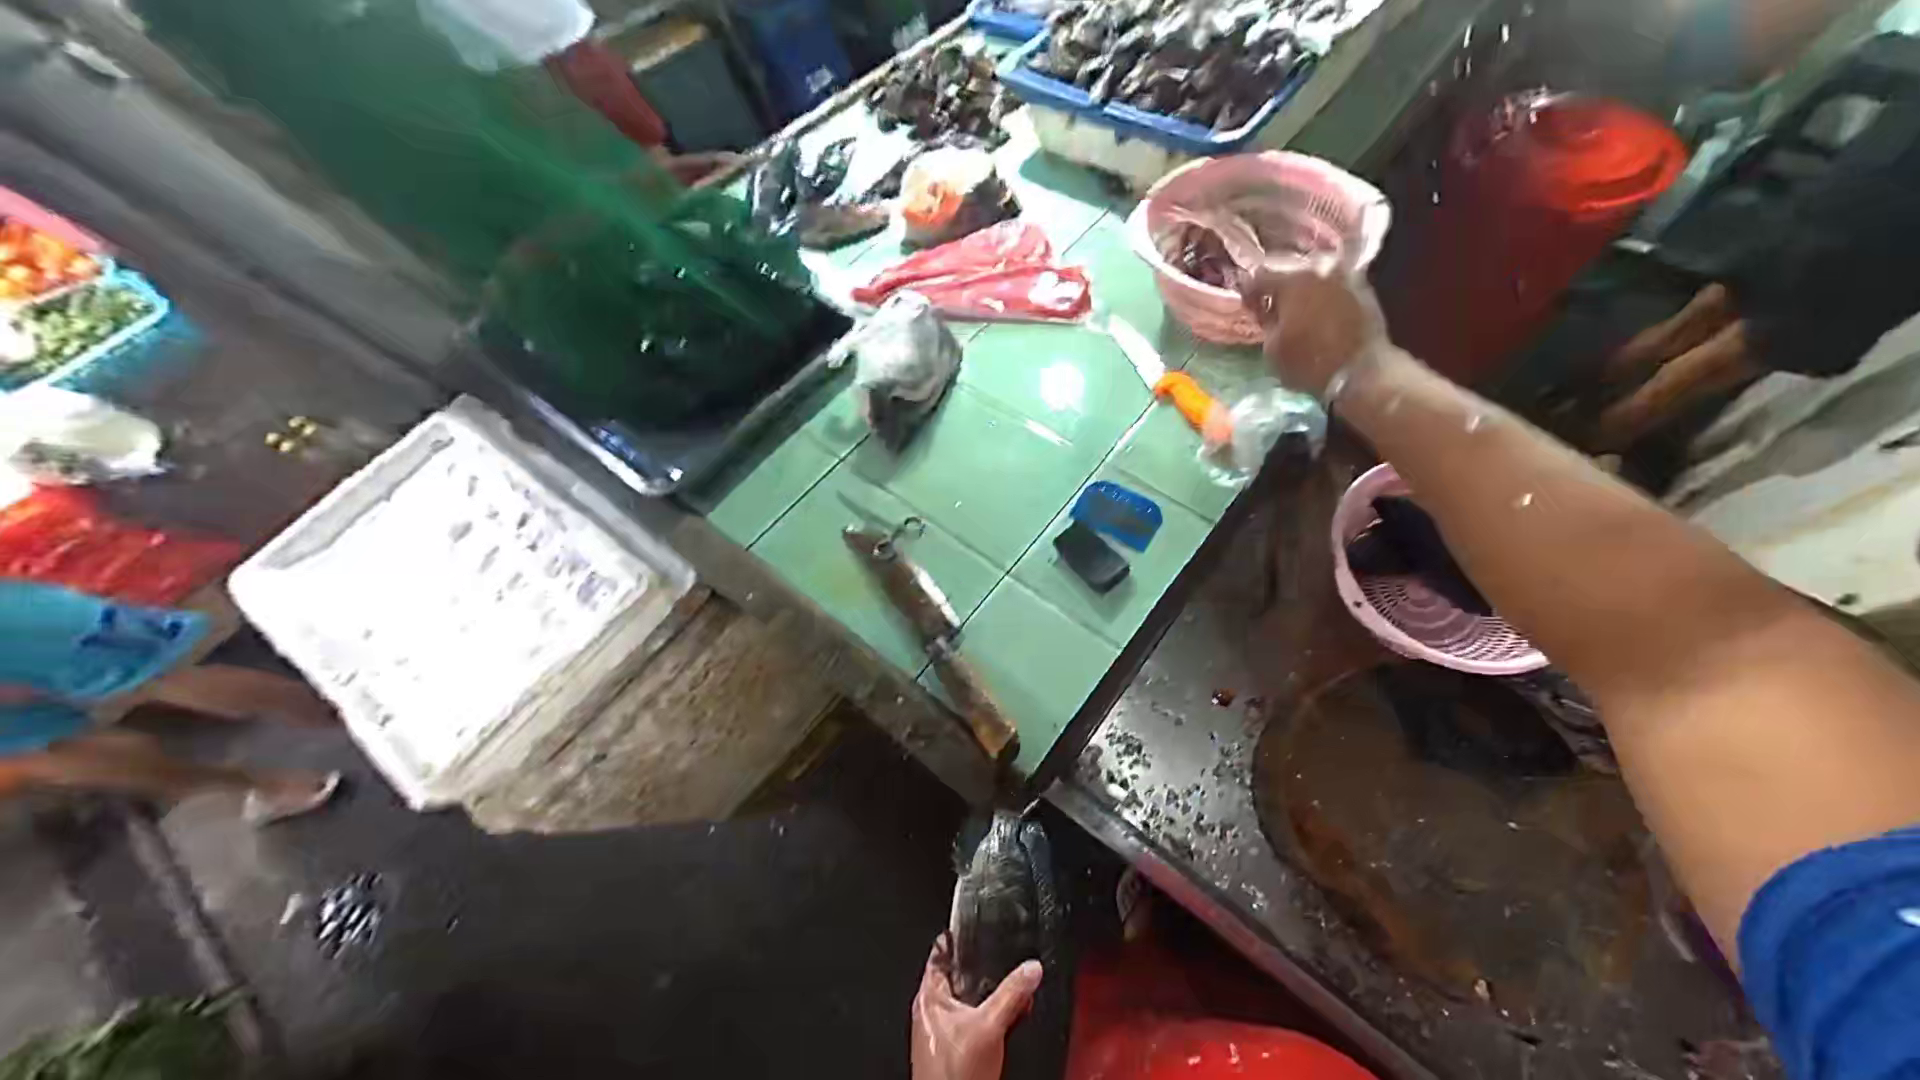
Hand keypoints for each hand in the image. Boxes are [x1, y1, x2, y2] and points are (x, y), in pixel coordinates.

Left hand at [910, 936, 1042, 1079]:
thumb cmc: (955, 1077)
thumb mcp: (990, 1026)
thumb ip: (1012, 994)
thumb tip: (1031, 969)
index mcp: (929, 997)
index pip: (941, 951)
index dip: (958, 937)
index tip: (975, 927)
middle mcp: (931, 1012)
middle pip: (957, 976)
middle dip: (982, 969)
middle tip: (1002, 959)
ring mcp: (939, 1033)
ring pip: (966, 1001)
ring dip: (989, 995)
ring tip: (1012, 990)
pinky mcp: (950, 1051)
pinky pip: (970, 1023)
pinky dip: (988, 1017)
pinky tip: (1008, 1021)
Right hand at [1241, 266, 1390, 399]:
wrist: (1361, 371)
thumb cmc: (1308, 363)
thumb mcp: (1272, 347)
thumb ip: (1265, 320)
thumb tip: (1264, 307)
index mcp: (1291, 281)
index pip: (1258, 277)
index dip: (1248, 290)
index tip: (1246, 304)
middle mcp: (1320, 270)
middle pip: (1289, 272)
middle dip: (1277, 288)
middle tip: (1269, 306)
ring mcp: (1344, 277)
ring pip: (1313, 278)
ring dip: (1301, 291)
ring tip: (1294, 310)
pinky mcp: (1363, 289)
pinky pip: (1331, 287)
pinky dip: (1320, 297)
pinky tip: (1315, 313)